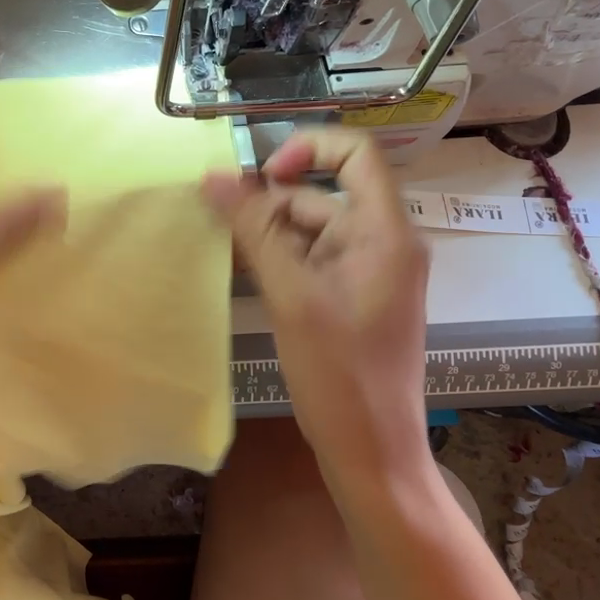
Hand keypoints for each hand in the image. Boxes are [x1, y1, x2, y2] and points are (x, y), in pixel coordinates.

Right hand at [201, 130, 429, 469]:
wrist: (371, 452)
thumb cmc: (339, 374)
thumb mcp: (291, 293)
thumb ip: (253, 228)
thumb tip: (213, 175)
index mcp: (386, 232)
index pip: (356, 153)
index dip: (307, 147)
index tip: (261, 175)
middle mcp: (383, 242)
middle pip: (322, 193)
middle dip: (270, 203)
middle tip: (223, 225)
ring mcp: (368, 270)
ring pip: (310, 227)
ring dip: (269, 233)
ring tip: (230, 255)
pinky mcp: (351, 295)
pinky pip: (311, 256)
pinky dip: (278, 258)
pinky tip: (246, 273)